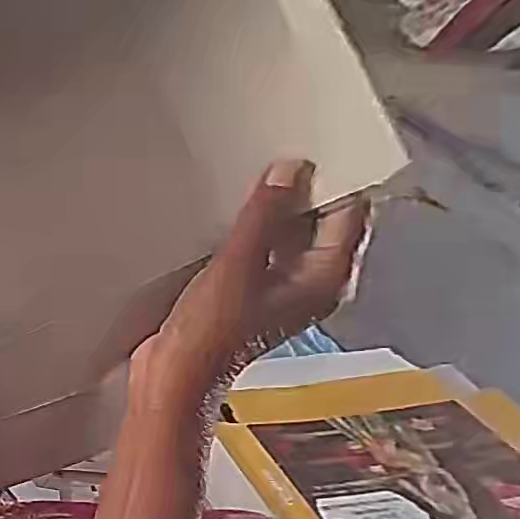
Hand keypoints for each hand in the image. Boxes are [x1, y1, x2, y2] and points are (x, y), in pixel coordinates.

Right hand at [129, 159, 369, 418]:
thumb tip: (292, 167)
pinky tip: (231, 211)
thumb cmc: (210, 328)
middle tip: (280, 150)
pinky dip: (252, 232)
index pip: (347, 216)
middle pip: (318, 225)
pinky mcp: (248, 294)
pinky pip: (260, 252)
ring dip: (272, 212)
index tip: (315, 143)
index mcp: (322, 280)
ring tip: (254, 174)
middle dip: (301, 192)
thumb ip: (264, 216)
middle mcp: (308, 284)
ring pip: (286, 238)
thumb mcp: (237, 266)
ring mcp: (277, 290)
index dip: (335, 180)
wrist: (172, 375)